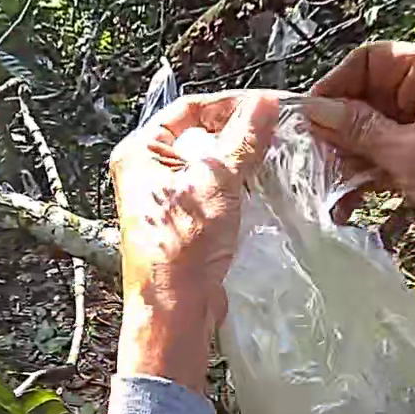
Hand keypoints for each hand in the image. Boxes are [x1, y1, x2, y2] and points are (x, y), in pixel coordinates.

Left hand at [110, 90, 280, 390]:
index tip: (265, 106)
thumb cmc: (181, 247)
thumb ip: (243, 139)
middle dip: (238, 136)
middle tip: (273, 134)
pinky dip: (237, 192)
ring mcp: (167, 204)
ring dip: (240, 166)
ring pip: (210, 170)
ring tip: (271, 162)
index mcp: (141, 153)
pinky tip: (260, 191)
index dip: (228, 106)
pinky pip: (214, 197)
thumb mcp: (216, 180)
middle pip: (200, 139)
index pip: (188, 110)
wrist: (177, 308)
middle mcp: (148, 175)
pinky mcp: (186, 228)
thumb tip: (265, 105)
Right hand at [305, 42, 414, 265]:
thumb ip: (360, 130)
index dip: (335, 88)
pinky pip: (391, 160)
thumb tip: (312, 110)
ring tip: (324, 188)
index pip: (372, 60)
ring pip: (376, 133)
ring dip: (349, 160)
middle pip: (370, 98)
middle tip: (310, 162)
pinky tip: (346, 204)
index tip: (305, 123)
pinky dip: (369, 178)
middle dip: (339, 130)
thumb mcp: (414, 154)